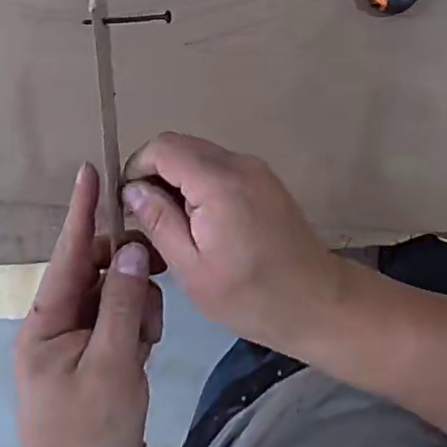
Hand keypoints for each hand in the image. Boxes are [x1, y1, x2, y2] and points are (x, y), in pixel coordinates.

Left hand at [12, 163, 161, 446]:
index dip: (80, 210)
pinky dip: (133, 330)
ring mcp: (71, 345)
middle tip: (150, 300)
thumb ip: (122, 301)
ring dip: (135, 310)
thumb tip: (131, 248)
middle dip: (126, 279)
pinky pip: (115, 323)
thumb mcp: (113, 364)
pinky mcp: (88, 361)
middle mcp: (54, 326)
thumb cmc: (89, 438)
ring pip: (111, 297)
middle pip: (95, 274)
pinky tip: (142, 355)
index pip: (66, 252)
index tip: (88, 170)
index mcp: (45, 323)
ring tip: (144, 346)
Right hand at [123, 132, 350, 353]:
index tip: (129, 204)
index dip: (136, 167)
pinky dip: (199, 182)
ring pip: (199, 153)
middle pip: (180, 145)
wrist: (317, 302)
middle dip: (154, 172)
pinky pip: (219, 166)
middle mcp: (238, 163)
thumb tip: (132, 189)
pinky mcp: (264, 178)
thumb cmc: (251, 296)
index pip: (163, 147)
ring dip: (177, 177)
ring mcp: (255, 168)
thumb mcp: (192, 268)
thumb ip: (159, 221)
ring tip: (172, 223)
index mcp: (219, 182)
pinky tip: (200, 221)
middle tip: (146, 216)